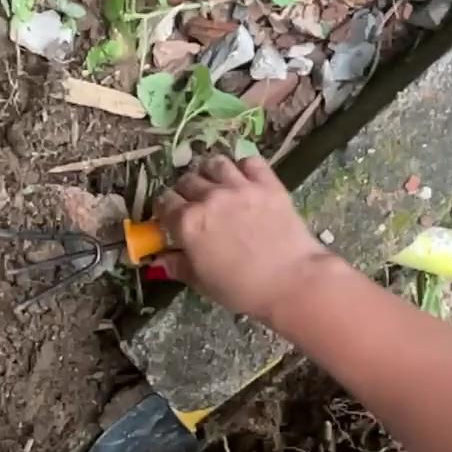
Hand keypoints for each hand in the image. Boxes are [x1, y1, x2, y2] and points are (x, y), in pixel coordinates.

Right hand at [154, 154, 340, 322]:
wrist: (291, 281)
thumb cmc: (242, 289)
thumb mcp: (203, 283)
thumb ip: (179, 266)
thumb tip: (160, 260)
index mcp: (188, 222)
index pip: (164, 202)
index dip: (165, 209)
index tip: (170, 218)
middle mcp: (209, 197)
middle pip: (187, 181)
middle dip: (185, 191)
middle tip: (194, 205)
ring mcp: (240, 186)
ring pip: (215, 164)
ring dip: (210, 173)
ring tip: (216, 185)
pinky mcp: (267, 183)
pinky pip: (249, 162)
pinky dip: (243, 168)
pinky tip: (244, 180)